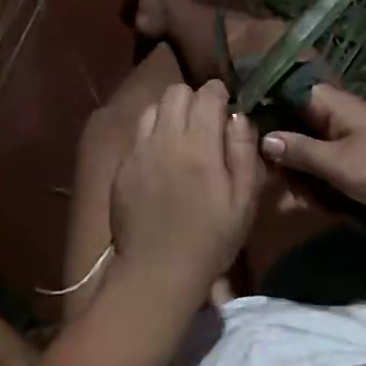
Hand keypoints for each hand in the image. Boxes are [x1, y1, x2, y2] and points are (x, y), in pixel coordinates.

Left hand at [108, 80, 263, 308]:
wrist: (156, 273)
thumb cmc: (211, 239)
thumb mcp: (244, 200)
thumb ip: (244, 151)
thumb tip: (238, 116)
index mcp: (199, 145)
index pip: (206, 93)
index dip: (219, 93)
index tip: (226, 106)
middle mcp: (165, 139)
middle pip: (176, 92)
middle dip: (194, 99)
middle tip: (205, 123)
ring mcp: (138, 152)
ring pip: (153, 108)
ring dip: (170, 114)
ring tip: (181, 138)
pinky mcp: (121, 167)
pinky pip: (138, 134)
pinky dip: (153, 136)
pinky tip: (162, 161)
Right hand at [258, 84, 365, 213]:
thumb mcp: (336, 164)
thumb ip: (299, 150)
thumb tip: (263, 138)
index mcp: (329, 102)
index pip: (285, 88)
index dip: (262, 100)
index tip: (240, 120)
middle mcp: (334, 107)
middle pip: (292, 112)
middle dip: (276, 136)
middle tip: (260, 163)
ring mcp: (344, 125)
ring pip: (304, 132)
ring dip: (293, 154)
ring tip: (281, 179)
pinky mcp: (351, 143)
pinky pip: (319, 146)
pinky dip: (309, 161)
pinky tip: (302, 183)